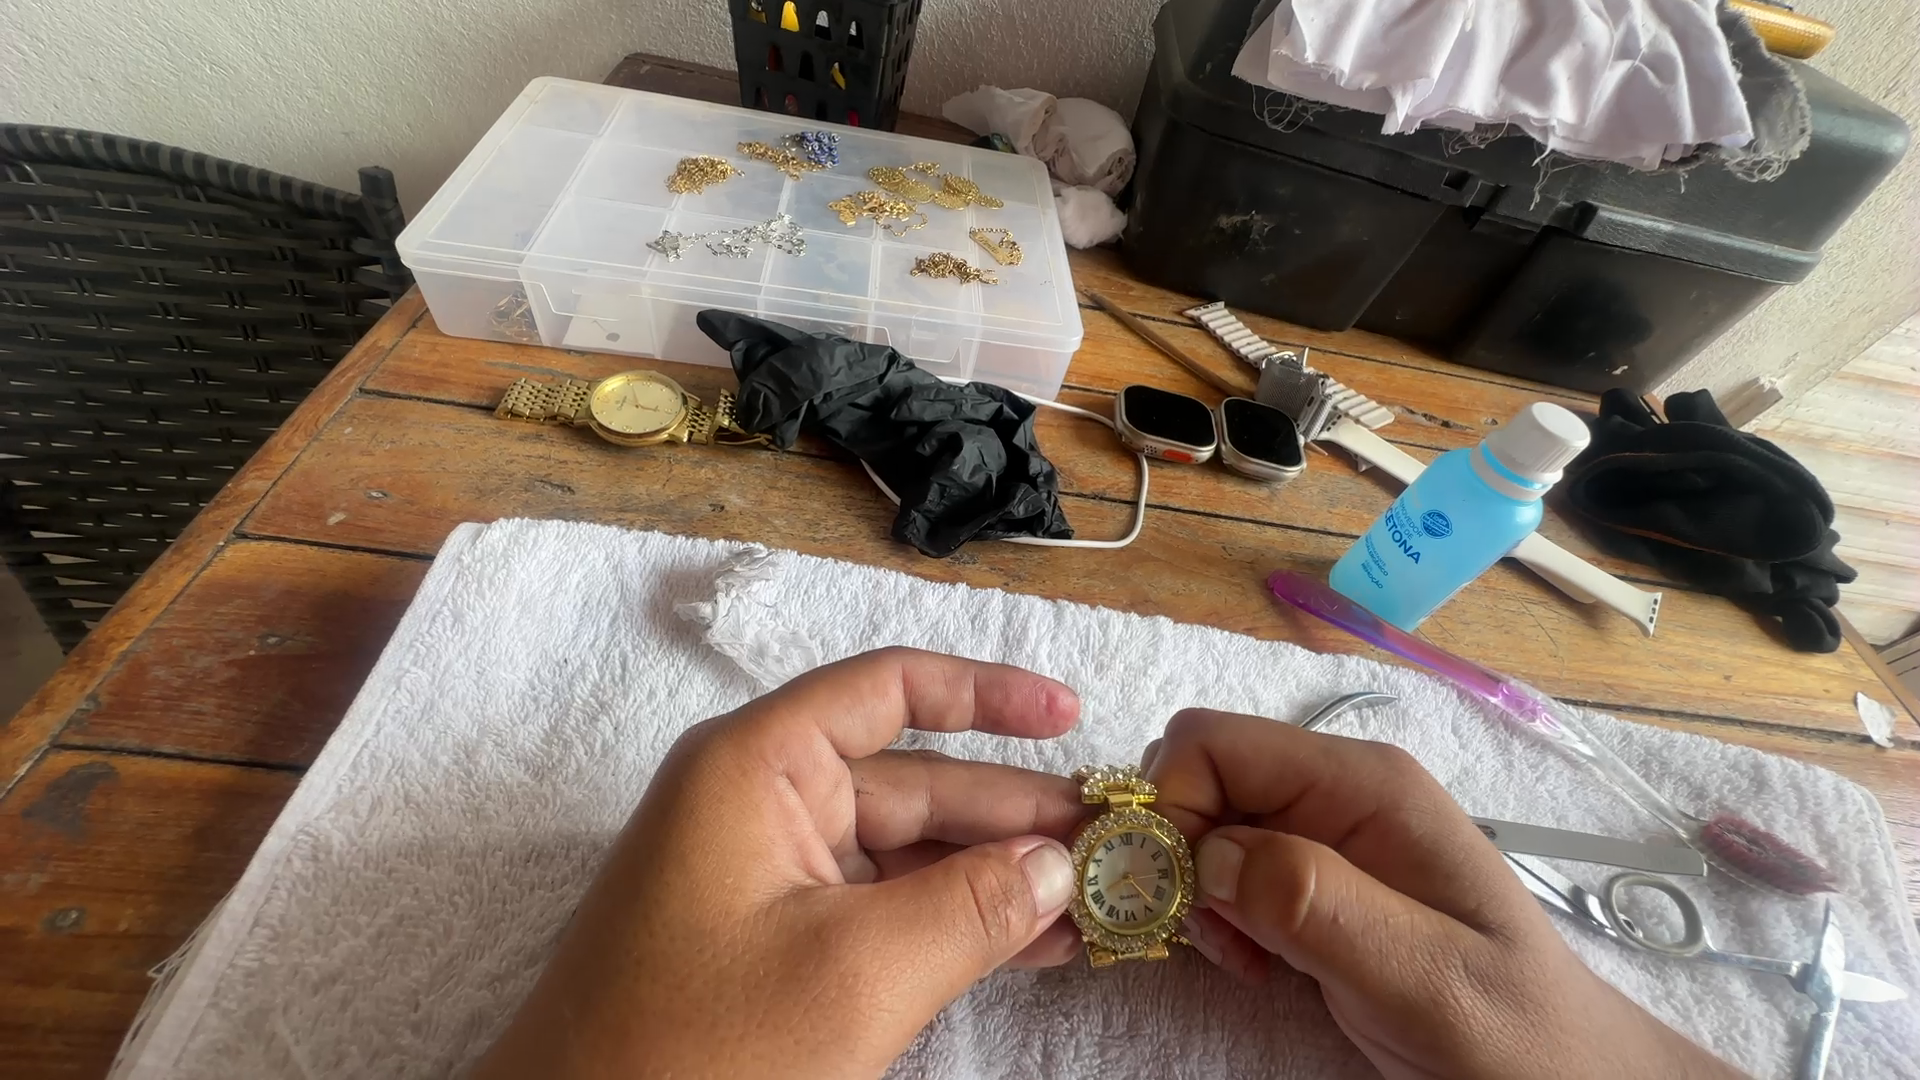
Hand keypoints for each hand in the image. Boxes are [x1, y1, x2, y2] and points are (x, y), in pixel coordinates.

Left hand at [471, 648, 1087, 1079]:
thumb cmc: (696, 1058)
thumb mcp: (852, 976)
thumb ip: (970, 907)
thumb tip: (1060, 864)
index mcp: (758, 762)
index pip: (889, 689)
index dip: (986, 692)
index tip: (1068, 715)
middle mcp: (766, 795)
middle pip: (914, 776)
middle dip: (1011, 807)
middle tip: (1104, 830)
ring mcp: (776, 867)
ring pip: (909, 846)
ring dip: (995, 870)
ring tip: (1090, 892)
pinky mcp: (784, 930)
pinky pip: (888, 901)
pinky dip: (956, 917)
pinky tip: (1035, 938)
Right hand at [1143, 710, 1747, 1079]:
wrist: (1565, 1076)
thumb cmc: (1513, 1034)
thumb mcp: (1430, 981)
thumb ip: (1322, 907)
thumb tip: (1210, 856)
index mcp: (1360, 780)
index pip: (1212, 741)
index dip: (1173, 803)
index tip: (1183, 893)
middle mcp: (1329, 783)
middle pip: (1199, 772)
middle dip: (1178, 846)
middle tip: (1211, 929)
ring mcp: (1318, 821)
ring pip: (1200, 816)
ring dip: (1193, 883)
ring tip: (1241, 953)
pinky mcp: (1306, 863)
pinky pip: (1220, 858)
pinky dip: (1212, 905)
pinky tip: (1253, 956)